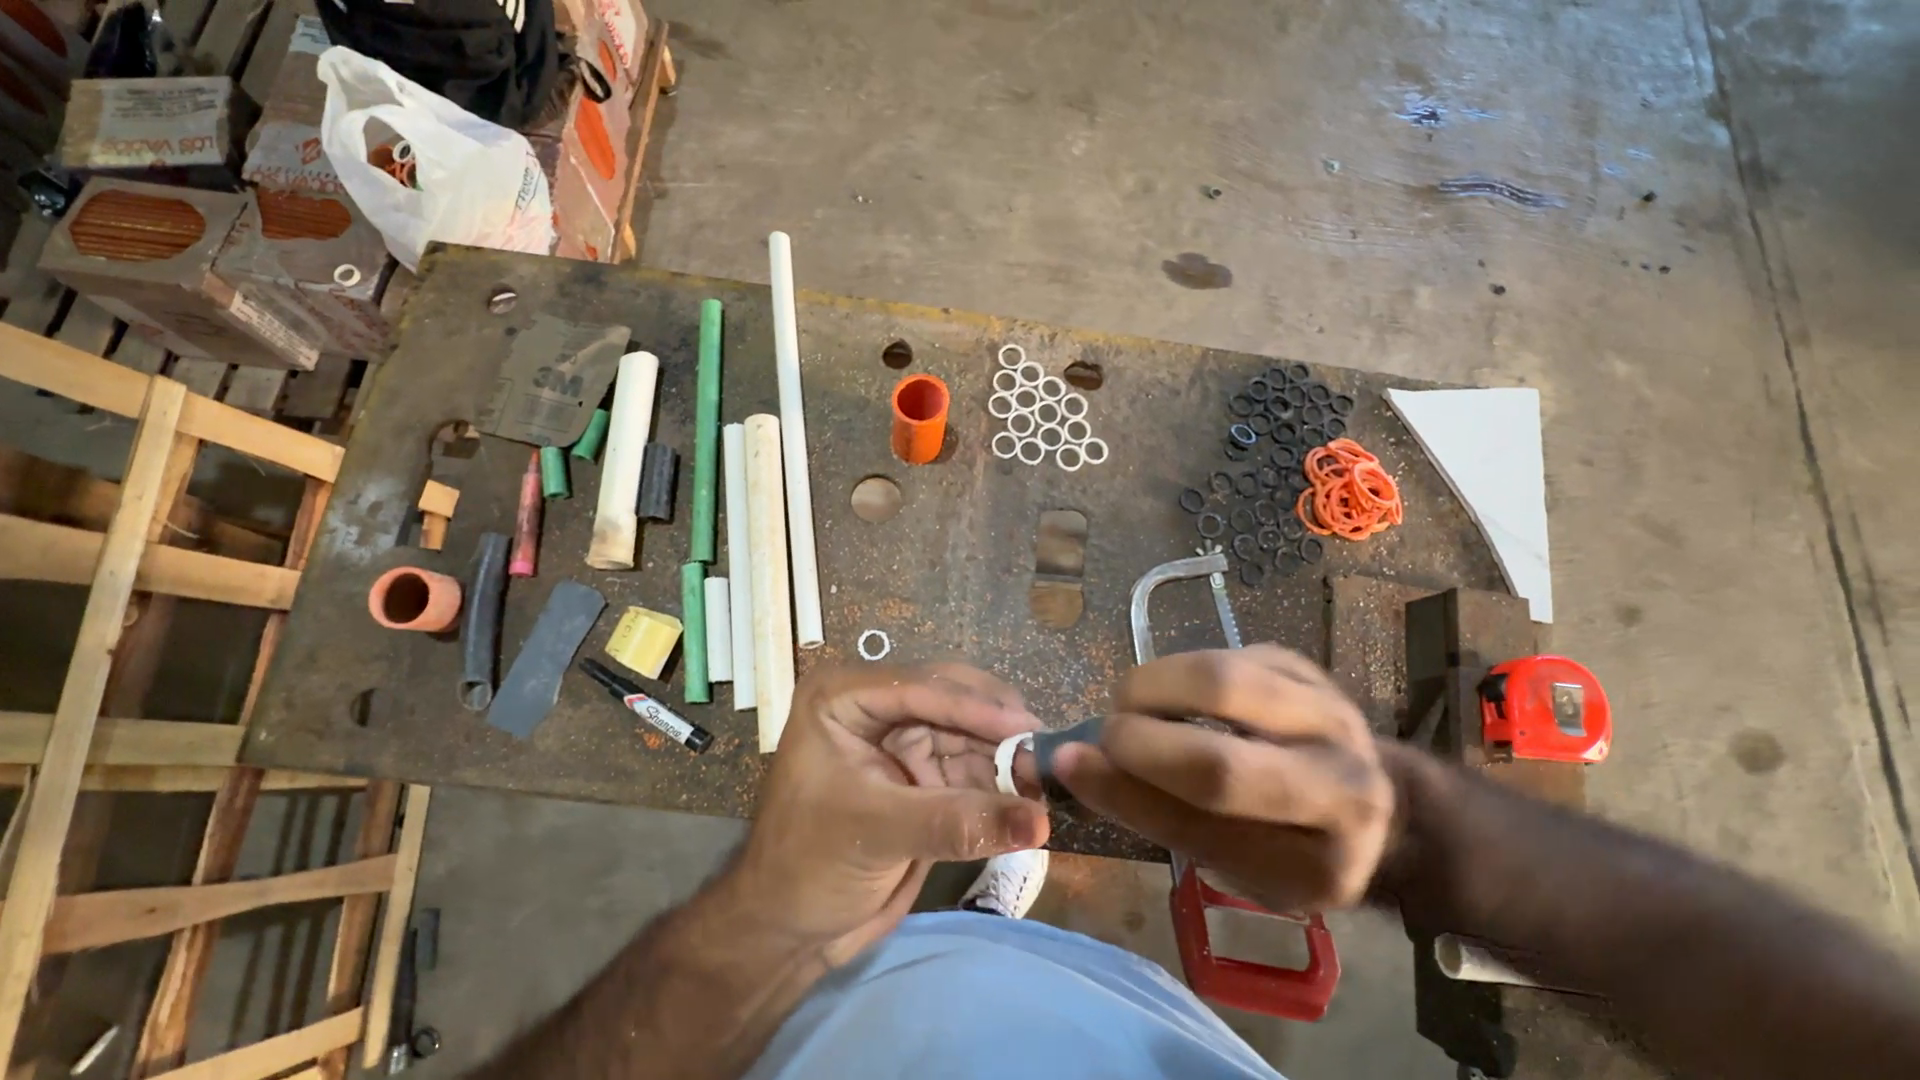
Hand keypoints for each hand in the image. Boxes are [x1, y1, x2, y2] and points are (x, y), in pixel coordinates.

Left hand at [735, 663, 1051, 963]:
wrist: (788, 928)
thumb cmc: (808, 867)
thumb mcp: (877, 833)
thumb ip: (956, 822)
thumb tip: (1039, 820)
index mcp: (842, 697)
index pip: (919, 687)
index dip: (976, 707)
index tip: (1029, 729)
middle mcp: (874, 707)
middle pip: (952, 701)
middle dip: (998, 728)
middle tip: (1048, 753)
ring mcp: (901, 741)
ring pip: (969, 734)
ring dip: (1006, 757)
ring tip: (1048, 779)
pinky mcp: (922, 777)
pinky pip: (971, 769)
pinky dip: (1000, 784)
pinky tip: (1031, 799)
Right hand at [1052, 645, 1393, 910]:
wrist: (1371, 812)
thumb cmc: (1287, 850)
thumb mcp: (1229, 862)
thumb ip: (1154, 813)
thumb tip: (1071, 760)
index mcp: (1330, 836)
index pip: (1216, 796)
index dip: (1131, 780)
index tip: (1070, 761)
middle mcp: (1342, 764)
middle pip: (1222, 731)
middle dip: (1140, 732)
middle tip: (1107, 737)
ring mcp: (1326, 702)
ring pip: (1221, 674)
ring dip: (1153, 688)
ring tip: (1130, 710)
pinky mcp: (1300, 664)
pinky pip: (1222, 656)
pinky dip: (1177, 676)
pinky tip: (1172, 702)